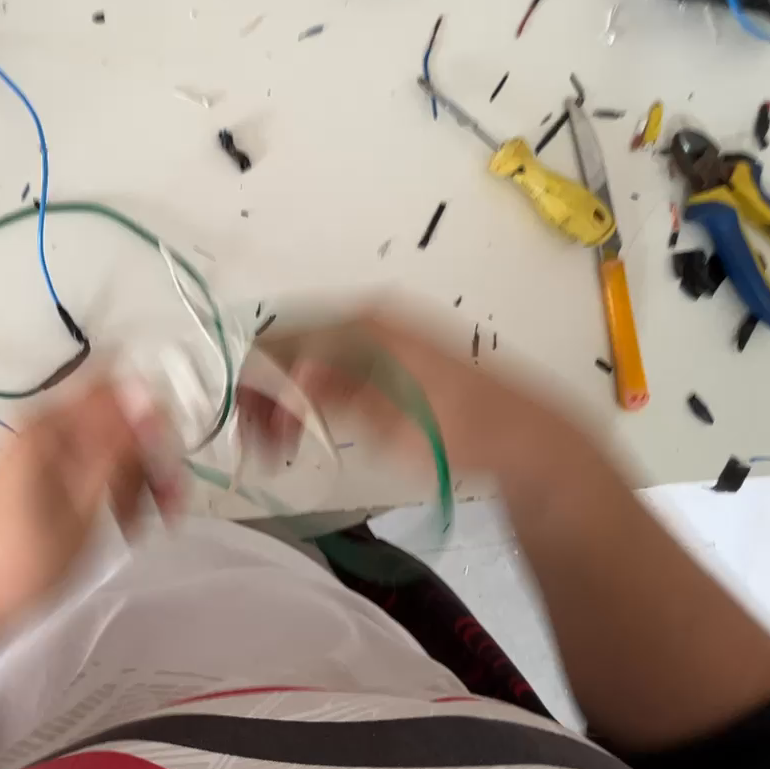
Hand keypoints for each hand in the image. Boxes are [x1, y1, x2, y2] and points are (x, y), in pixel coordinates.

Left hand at [0, 381, 176, 639]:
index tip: (166, 463)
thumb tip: (147, 398)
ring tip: (138, 528)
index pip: (116, 391)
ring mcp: (39, 450)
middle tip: (167, 507)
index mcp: (47, 428)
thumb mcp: (83, 508)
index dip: (151, 420)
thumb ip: (117, 450)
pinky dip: (110, 492)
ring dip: (134, 482)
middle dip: (147, 460)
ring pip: (107, 448)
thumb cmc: (26, 562)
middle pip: (115, 422)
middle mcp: (42, 428)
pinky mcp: (39, 473)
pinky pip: (89, 467)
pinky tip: (120, 526)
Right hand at [245, 307, 588, 485]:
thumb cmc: (458, 426)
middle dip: (264, 396)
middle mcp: (362, 321)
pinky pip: (322, 373)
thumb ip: (333, 392)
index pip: (281, 341)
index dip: (255, 383)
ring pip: (301, 362)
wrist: (520, 437)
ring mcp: (372, 340)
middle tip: (259, 446)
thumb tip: (286, 378)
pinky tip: (302, 430)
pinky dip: (303, 401)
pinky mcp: (381, 361)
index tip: (249, 428)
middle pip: (286, 349)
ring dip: (280, 403)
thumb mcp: (392, 414)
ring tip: (277, 446)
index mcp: (364, 324)